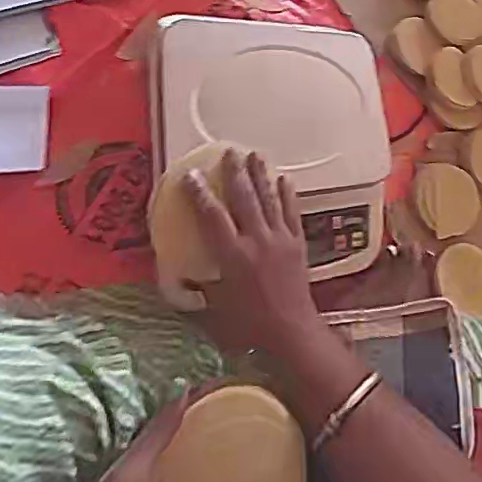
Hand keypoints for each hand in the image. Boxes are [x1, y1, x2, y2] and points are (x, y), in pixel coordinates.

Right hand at [184, 149, 323, 360]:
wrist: (290, 329)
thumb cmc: (248, 323)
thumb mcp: (215, 307)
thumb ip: (199, 286)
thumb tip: (183, 274)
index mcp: (232, 256)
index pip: (212, 217)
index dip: (200, 194)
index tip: (191, 175)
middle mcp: (256, 240)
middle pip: (244, 199)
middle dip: (235, 173)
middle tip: (230, 152)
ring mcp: (280, 238)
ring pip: (269, 199)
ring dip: (261, 175)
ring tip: (255, 155)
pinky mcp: (297, 242)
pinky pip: (292, 212)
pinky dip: (287, 194)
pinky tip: (284, 179)